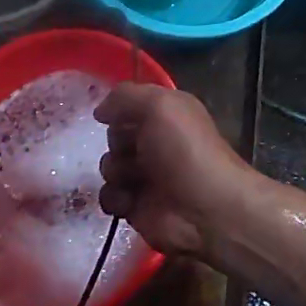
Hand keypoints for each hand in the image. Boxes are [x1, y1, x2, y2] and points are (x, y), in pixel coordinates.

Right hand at [96, 82, 254, 259]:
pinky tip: (132, 201)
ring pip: (109, 165)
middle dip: (118, 142)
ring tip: (137, 178)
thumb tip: (101, 109)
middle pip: (116, 135)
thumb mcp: (161, 107)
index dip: (119, 109)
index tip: (109, 117)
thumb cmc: (184, 150)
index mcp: (168, 112)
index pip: (130, 103)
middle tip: (136, 150)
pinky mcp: (137, 203)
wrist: (204, 208)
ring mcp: (147, 172)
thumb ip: (127, 97)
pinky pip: (109, 195)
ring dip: (117, 171)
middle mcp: (157, 139)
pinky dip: (116, 197)